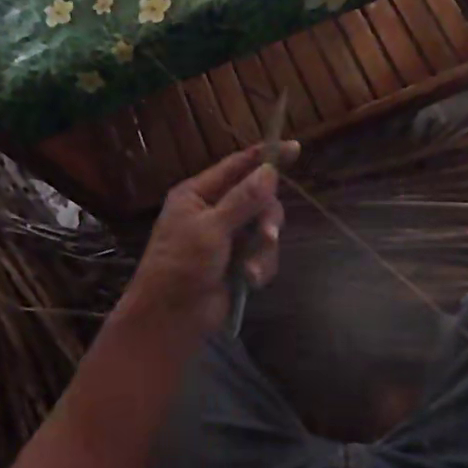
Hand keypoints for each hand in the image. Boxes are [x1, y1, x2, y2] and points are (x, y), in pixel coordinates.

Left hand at [119, 142, 296, 333]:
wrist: (172, 318)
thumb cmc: (181, 265)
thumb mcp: (211, 228)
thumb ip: (243, 200)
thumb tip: (269, 171)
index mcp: (198, 194)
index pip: (236, 166)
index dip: (265, 157)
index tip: (294, 148)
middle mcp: (214, 211)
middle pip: (258, 199)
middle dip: (265, 219)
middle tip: (267, 233)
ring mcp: (228, 239)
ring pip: (265, 230)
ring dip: (262, 251)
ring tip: (250, 271)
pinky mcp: (239, 263)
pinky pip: (263, 255)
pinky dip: (260, 268)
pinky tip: (249, 281)